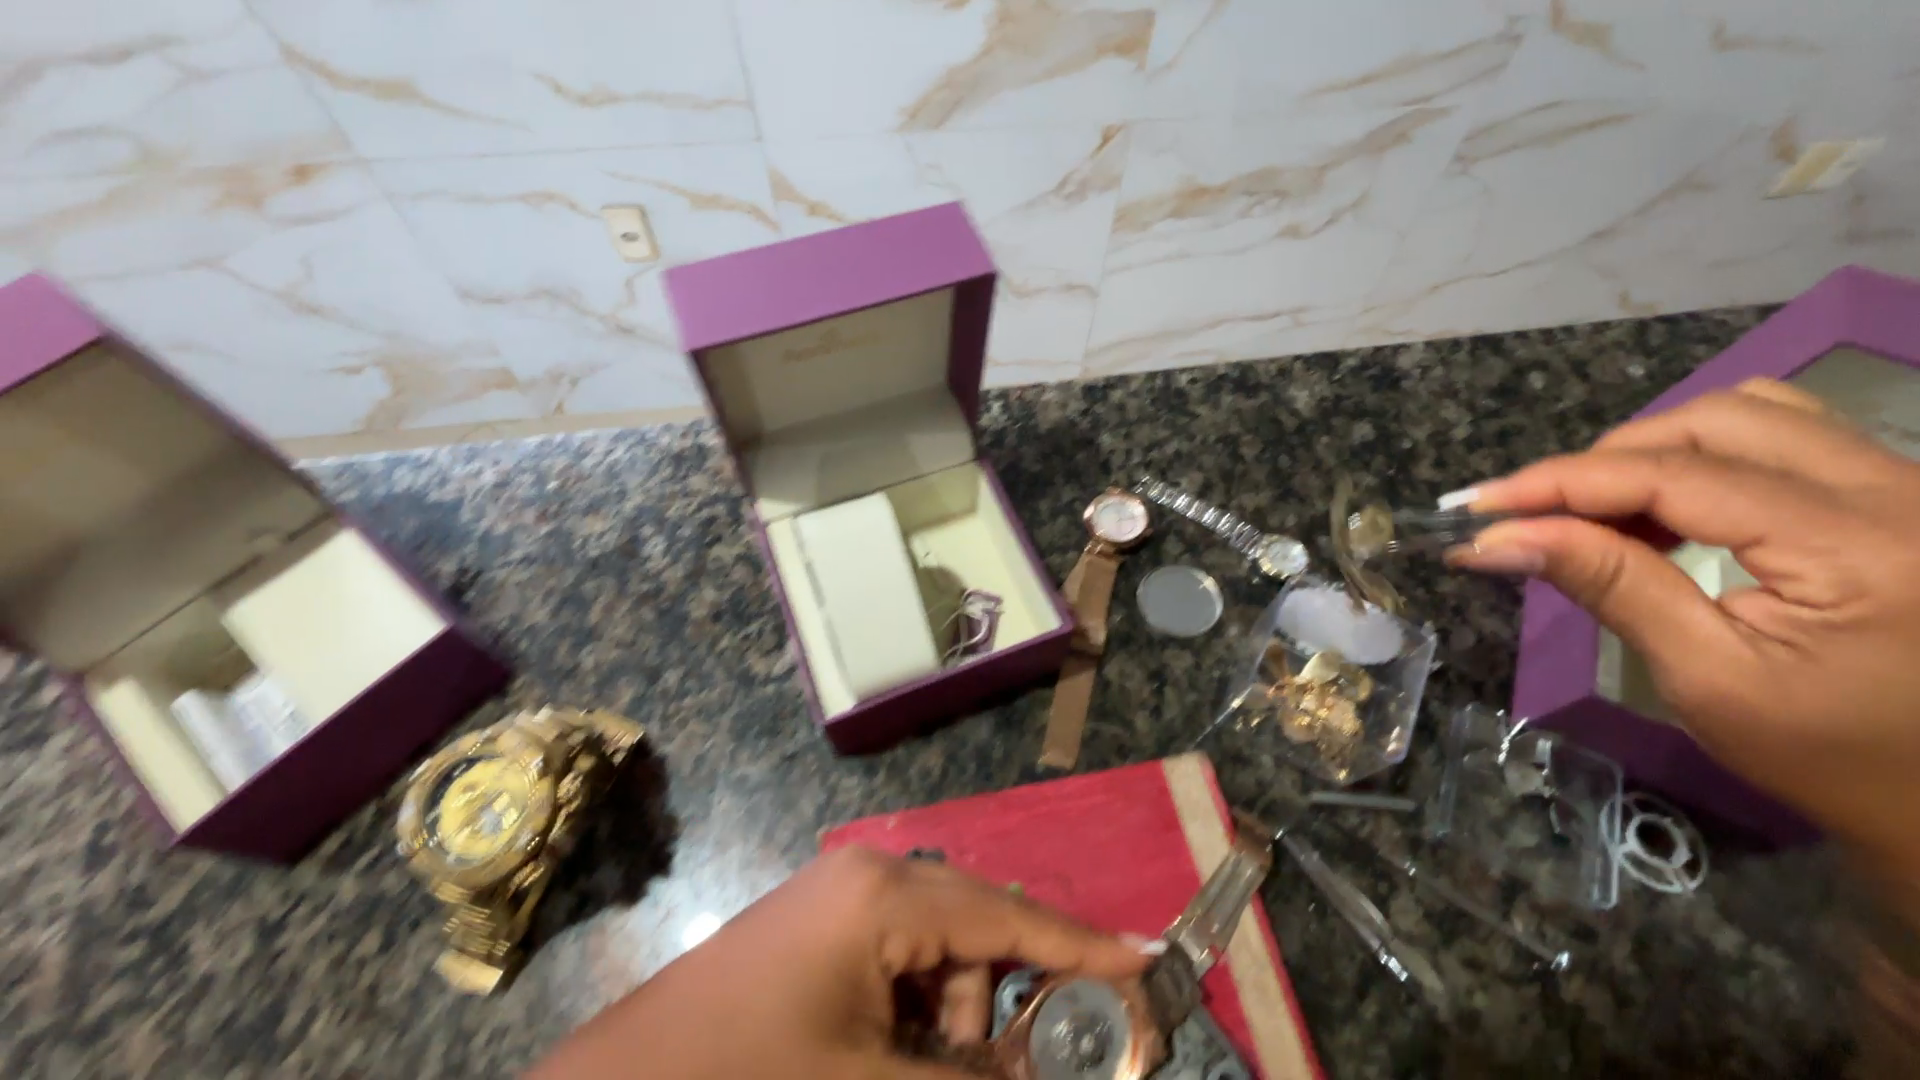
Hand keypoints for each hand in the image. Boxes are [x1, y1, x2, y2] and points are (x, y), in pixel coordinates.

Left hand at [526, 846, 1153, 1079]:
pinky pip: (898, 969)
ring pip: (940, 960)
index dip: (1084, 947)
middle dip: (1011, 1009)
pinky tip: (894, 1057)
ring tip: (924, 1068)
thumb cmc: (749, 1076)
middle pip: (979, 934)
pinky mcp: (818, 933)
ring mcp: (838, 902)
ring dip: (956, 1027)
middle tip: (1035, 1061)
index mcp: (886, 894)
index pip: (1012, 917)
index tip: (1150, 963)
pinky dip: (917, 1018)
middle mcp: (869, 879)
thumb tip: (1049, 1070)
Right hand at [1447, 379, 1919, 872]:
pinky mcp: (1893, 495)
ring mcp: (1904, 485)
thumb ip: (1609, 586)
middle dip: (1603, 463)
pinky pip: (1781, 438)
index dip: (1563, 482)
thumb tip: (1499, 540)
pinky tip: (1661, 513)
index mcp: (1856, 546)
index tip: (1478, 506)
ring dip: (1651, 454)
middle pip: (1713, 424)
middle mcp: (1897, 490)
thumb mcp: (1705, 677)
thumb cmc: (1829, 757)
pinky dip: (1697, 460)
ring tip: (1596, 515)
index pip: (1677, 475)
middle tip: (1533, 519)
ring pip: (1748, 416)